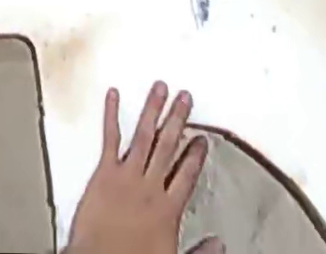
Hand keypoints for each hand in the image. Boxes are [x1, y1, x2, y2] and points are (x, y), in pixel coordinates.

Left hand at [67, 83, 219, 253]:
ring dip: (152, 110)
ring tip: (159, 87)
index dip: (195, 155)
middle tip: (185, 97)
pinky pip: (110, 137)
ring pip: (144, 136)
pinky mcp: (104, 171)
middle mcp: (150, 187)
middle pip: (168, 147)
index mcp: (168, 210)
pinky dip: (111, 114)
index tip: (202, 136)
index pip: (187, 175)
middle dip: (177, 119)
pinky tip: (114, 94)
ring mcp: (126, 175)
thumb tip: (220, 244)